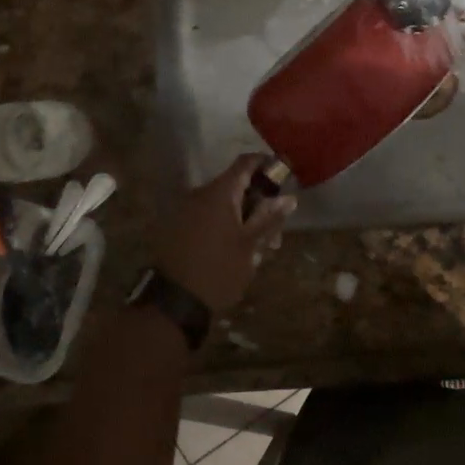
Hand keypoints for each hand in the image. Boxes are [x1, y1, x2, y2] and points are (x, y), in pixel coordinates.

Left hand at [154, 154, 295, 313]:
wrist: (174, 301)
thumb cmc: (219, 270)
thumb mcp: (250, 245)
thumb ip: (269, 217)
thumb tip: (289, 197)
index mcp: (219, 193)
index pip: (246, 162)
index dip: (267, 165)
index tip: (284, 177)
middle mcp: (199, 194)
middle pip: (235, 186)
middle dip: (258, 203)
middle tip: (274, 232)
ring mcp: (185, 209)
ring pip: (222, 204)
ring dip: (242, 218)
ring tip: (258, 250)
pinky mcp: (177, 226)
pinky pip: (207, 216)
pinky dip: (224, 225)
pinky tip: (235, 250)